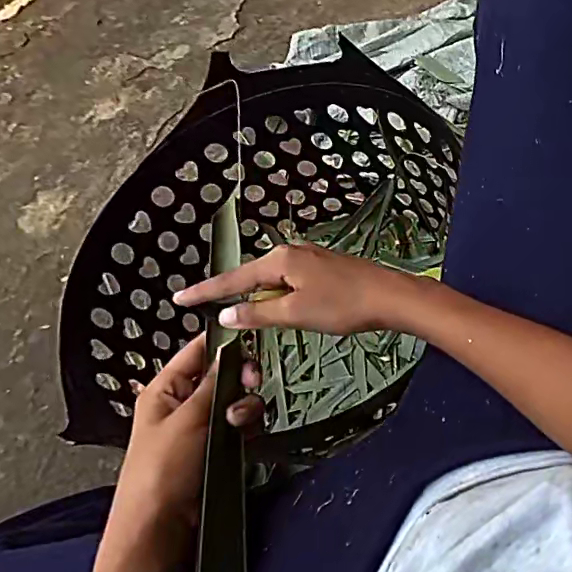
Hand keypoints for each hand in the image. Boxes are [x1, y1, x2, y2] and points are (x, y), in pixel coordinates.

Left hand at [107, 333, 263, 539]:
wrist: (163, 524)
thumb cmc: (161, 471)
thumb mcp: (187, 419)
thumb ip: (214, 383)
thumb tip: (230, 351)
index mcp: (165, 390)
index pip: (197, 352)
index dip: (223, 345)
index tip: (251, 343)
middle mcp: (185, 404)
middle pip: (224, 376)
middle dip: (241, 379)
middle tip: (252, 383)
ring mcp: (204, 426)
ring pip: (239, 401)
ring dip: (245, 408)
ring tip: (239, 422)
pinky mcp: (220, 447)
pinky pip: (243, 426)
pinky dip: (248, 428)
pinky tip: (245, 437)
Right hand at [172, 243, 429, 335]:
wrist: (391, 296)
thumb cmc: (344, 305)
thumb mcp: (296, 314)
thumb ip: (259, 315)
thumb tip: (227, 316)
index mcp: (280, 260)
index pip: (233, 279)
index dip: (206, 292)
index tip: (180, 298)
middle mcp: (292, 252)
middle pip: (254, 277)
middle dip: (237, 296)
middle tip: (215, 313)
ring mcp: (311, 258)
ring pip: (275, 281)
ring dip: (264, 300)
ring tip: (256, 319)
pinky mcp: (327, 267)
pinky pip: (293, 282)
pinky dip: (284, 297)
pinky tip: (290, 310)